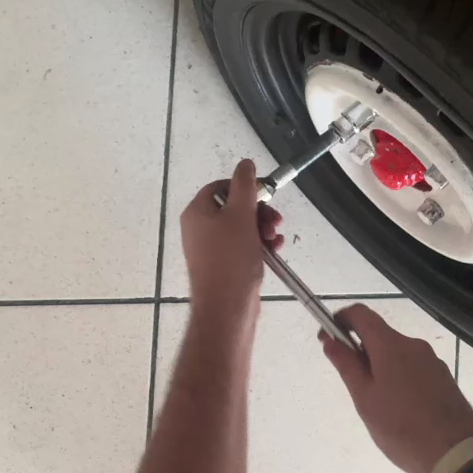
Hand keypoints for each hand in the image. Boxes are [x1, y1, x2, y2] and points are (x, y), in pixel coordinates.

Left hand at [180, 160, 277, 319]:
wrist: (227, 309)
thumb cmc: (231, 258)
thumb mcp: (241, 215)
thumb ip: (245, 186)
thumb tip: (245, 163)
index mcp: (197, 212)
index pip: (220, 186)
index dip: (243, 187)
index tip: (264, 195)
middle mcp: (199, 228)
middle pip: (233, 207)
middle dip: (258, 211)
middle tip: (275, 220)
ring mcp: (210, 249)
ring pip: (241, 227)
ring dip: (262, 228)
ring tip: (276, 238)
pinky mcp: (222, 266)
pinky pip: (242, 246)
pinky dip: (259, 244)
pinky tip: (274, 250)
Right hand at [320, 304, 472, 472]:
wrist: (458, 457)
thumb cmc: (402, 429)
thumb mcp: (365, 400)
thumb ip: (346, 365)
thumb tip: (329, 339)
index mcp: (391, 345)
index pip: (360, 313)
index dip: (340, 320)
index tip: (329, 338)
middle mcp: (413, 345)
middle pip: (380, 335)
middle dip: (361, 350)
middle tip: (354, 384)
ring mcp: (432, 361)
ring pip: (397, 353)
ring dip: (382, 366)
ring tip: (380, 404)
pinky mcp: (445, 378)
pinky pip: (414, 367)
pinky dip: (400, 377)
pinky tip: (403, 409)